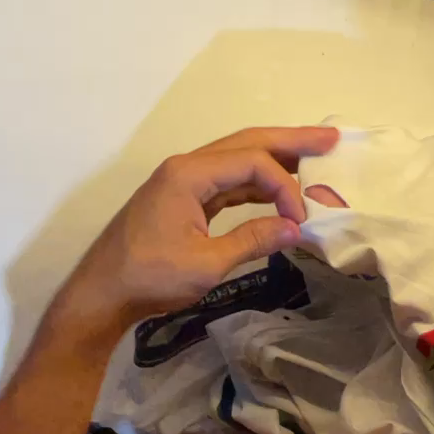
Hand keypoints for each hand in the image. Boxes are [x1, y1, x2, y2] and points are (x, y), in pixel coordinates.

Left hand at [48, 126, 339, 340]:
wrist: (103, 293)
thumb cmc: (149, 278)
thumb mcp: (206, 264)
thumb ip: (253, 240)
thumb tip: (296, 229)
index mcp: (189, 174)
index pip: (252, 162)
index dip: (285, 188)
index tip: (302, 221)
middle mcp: (187, 167)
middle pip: (247, 143)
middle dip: (290, 141)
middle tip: (331, 139)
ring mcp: (184, 182)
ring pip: (238, 160)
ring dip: (275, 160)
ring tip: (314, 157)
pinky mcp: (185, 199)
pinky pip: (228, 182)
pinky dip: (256, 184)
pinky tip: (279, 189)